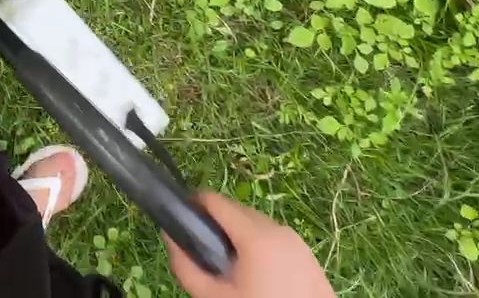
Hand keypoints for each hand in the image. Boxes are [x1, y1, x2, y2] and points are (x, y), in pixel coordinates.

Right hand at [165, 193, 333, 297]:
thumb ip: (186, 267)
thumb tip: (169, 237)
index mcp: (256, 236)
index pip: (214, 200)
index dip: (194, 207)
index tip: (184, 225)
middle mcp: (277, 229)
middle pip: (234, 211)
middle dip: (216, 225)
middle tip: (208, 255)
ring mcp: (296, 242)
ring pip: (255, 224)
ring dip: (239, 237)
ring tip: (235, 271)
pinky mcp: (309, 256)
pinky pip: (275, 240)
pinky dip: (261, 248)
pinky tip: (260, 278)